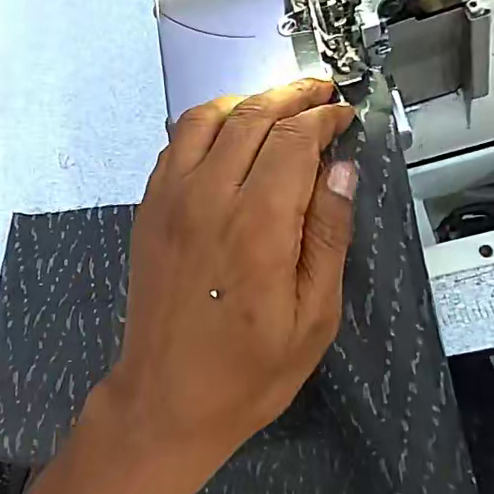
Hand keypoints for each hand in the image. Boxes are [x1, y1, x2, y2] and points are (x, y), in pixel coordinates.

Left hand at [97, 78, 357, 467]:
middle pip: (252, 117)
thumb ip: (328, 235)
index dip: (324, 120)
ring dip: (248, 100)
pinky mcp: (150, 210)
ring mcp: (170, 200)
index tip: (344, 116)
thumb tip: (342, 171)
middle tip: (321, 93)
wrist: (168, 400)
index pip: (294, 141)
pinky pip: (175, 143)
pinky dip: (208, 123)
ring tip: (279, 104)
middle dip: (292, 96)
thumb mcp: (315, 315)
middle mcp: (209, 198)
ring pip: (207, 119)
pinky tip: (229, 133)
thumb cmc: (251, 370)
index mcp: (258, 225)